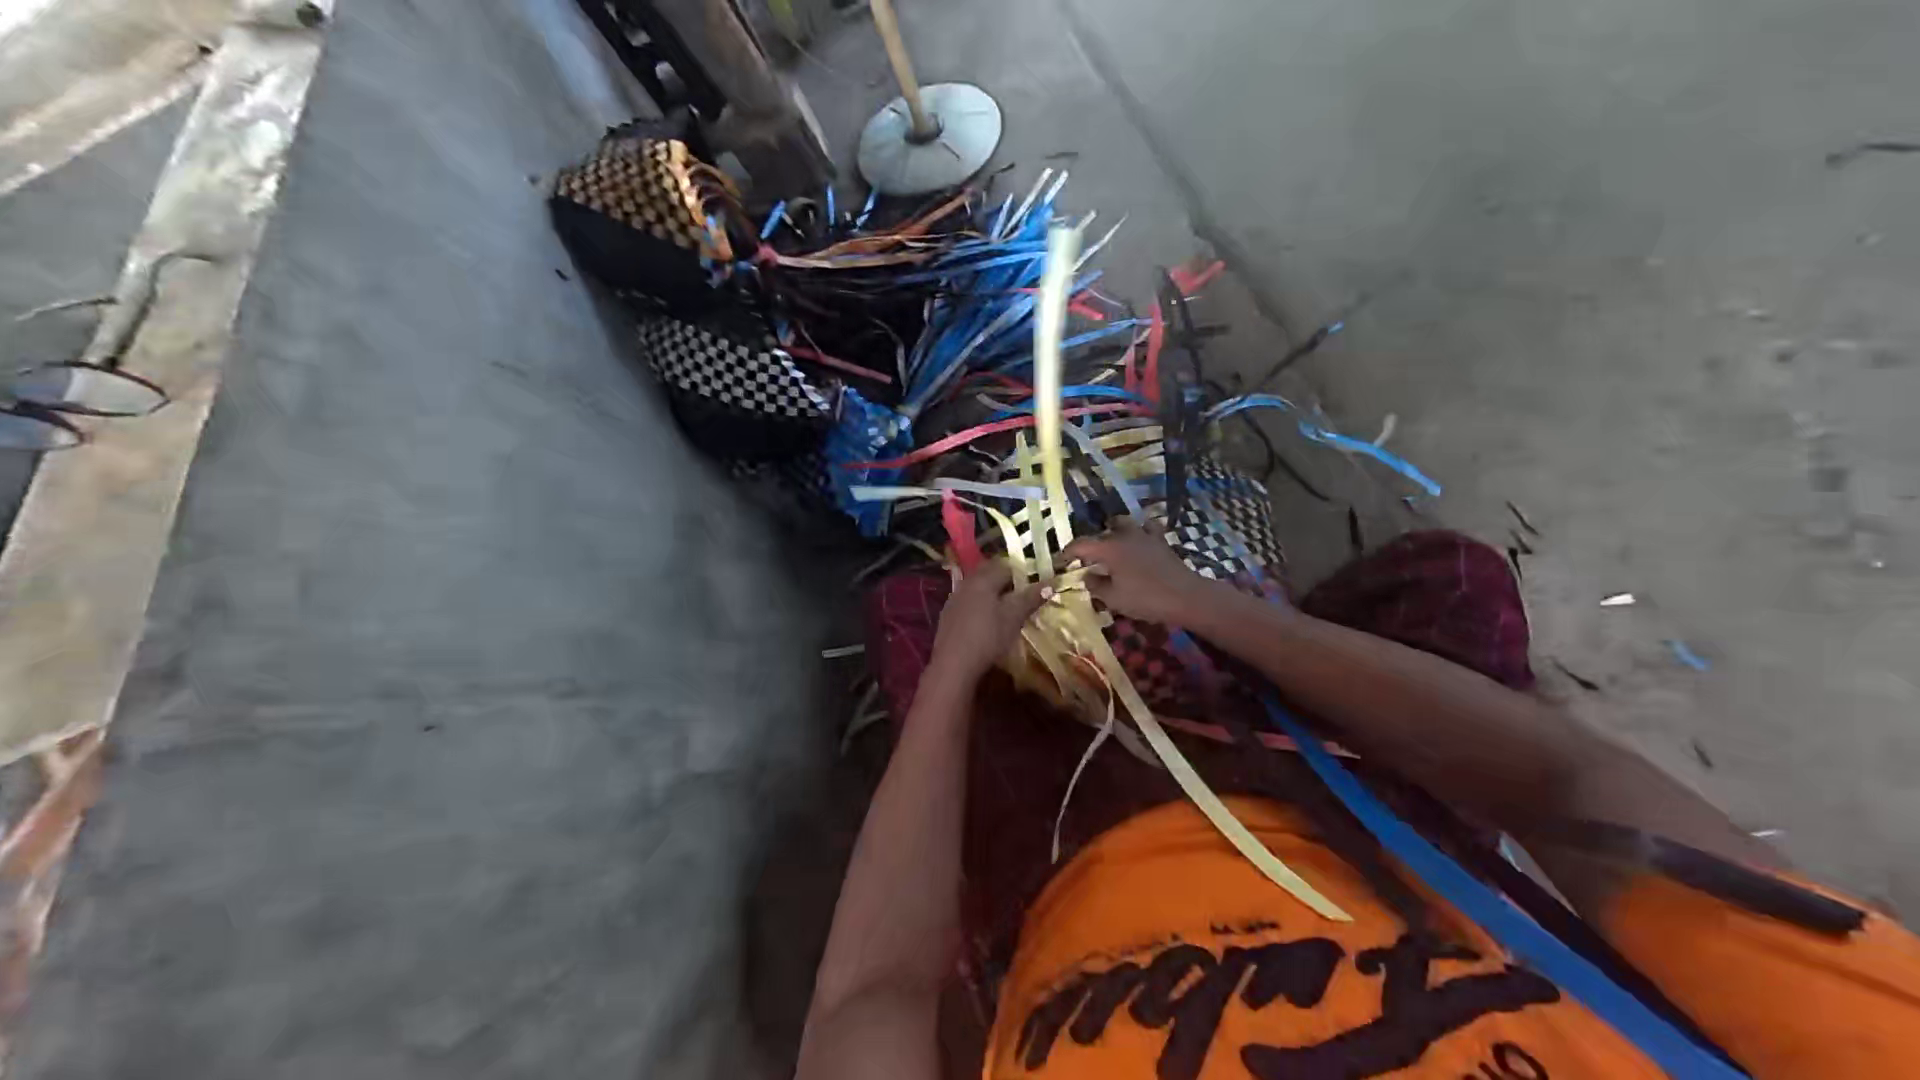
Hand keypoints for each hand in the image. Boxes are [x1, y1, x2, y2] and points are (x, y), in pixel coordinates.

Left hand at [928, 560, 1044, 681]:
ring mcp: (954, 599)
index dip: (1021, 571)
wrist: (953, 663)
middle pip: (988, 573)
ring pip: (976, 587)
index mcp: (984, 579)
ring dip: (991, 592)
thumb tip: (1052, 583)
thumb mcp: (1014, 617)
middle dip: (1005, 579)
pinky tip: (985, 619)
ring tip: (1005, 606)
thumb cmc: (988, 636)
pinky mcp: (948, 615)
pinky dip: (979, 604)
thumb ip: (1031, 598)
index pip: (1005, 565)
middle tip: (1020, 592)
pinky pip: (967, 601)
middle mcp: (967, 583)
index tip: (1032, 583)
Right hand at [1063, 517, 1219, 624]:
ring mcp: (1144, 535)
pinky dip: (1139, 531)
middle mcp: (1124, 535)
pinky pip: (1146, 528)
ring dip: (1114, 530)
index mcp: (1108, 548)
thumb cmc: (1145, 598)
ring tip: (1112, 544)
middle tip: (1087, 559)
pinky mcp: (1160, 541)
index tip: (1061, 562)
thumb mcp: (1113, 598)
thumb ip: (1095, 585)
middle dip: (1091, 543)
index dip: (1067, 553)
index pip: (1080, 545)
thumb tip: (1086, 576)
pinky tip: (1139, 541)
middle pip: (1102, 532)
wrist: (1185, 596)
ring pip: (1124, 523)